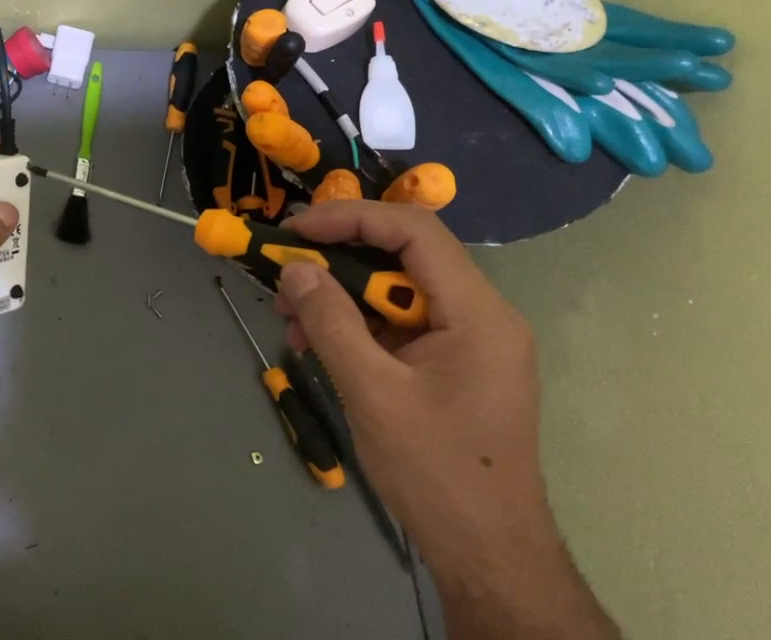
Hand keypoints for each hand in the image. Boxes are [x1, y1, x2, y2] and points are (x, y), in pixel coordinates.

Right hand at [273, 201, 550, 576]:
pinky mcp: (451, 364)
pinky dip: (354, 324)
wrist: (487, 551)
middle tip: (283, 273)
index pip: (414, 231)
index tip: (295, 231)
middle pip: (403, 256)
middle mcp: (481, 315)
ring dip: (339, 294)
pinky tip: (314, 342)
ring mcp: (468, 341)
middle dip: (336, 258)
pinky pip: (398, 323)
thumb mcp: (371, 391)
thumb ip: (331, 321)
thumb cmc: (435, 470)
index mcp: (478, 313)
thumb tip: (294, 268)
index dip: (350, 219)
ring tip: (290, 315)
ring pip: (395, 290)